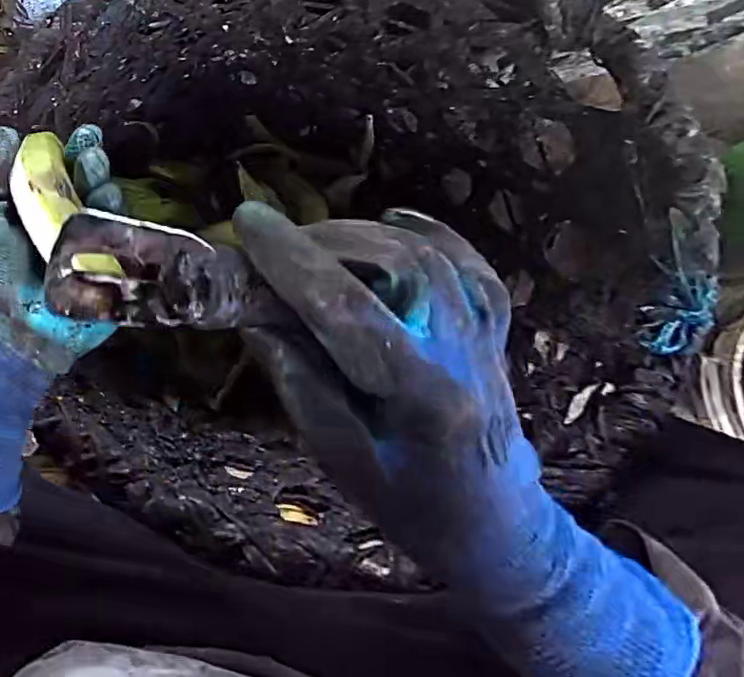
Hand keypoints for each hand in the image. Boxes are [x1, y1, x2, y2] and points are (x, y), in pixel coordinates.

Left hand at [0, 126, 118, 514]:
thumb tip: (9, 133)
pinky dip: (117, 218)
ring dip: (102, 183)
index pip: (47, 175)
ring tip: (96, 163)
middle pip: (81, 187)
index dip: (59, 153)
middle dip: (87, 162)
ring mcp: (82, 255)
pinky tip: (108, 196)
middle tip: (90, 144)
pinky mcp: (105, 280)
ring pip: (103, 210)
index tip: (67, 138)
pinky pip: (118, 244)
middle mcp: (54, 231)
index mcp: (20, 215)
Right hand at [235, 203, 698, 676]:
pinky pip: (466, 260)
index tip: (247, 220)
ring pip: (424, 252)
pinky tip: (391, 218)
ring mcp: (484, 333)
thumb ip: (298, 382)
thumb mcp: (339, 459)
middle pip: (395, 264)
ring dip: (356, 234)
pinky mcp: (491, 324)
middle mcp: (462, 352)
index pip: (349, 309)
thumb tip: (254, 316)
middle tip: (268, 243)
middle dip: (319, 242)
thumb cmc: (409, 502)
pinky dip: (426, 230)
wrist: (497, 525)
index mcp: (422, 396)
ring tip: (308, 245)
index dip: (292, 260)